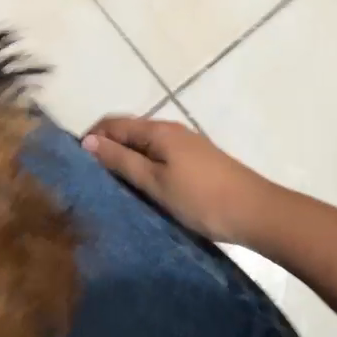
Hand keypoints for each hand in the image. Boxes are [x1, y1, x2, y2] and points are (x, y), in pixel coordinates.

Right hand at [82, 115, 284, 247]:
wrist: (259, 214)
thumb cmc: (202, 198)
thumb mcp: (155, 183)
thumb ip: (121, 161)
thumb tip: (88, 141)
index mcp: (157, 130)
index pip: (113, 123)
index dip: (92, 137)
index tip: (76, 160)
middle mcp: (171, 129)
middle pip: (129, 130)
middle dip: (108, 146)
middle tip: (92, 175)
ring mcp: (187, 144)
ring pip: (146, 144)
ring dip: (127, 157)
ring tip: (115, 183)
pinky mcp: (198, 160)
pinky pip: (161, 154)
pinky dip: (145, 164)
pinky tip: (145, 186)